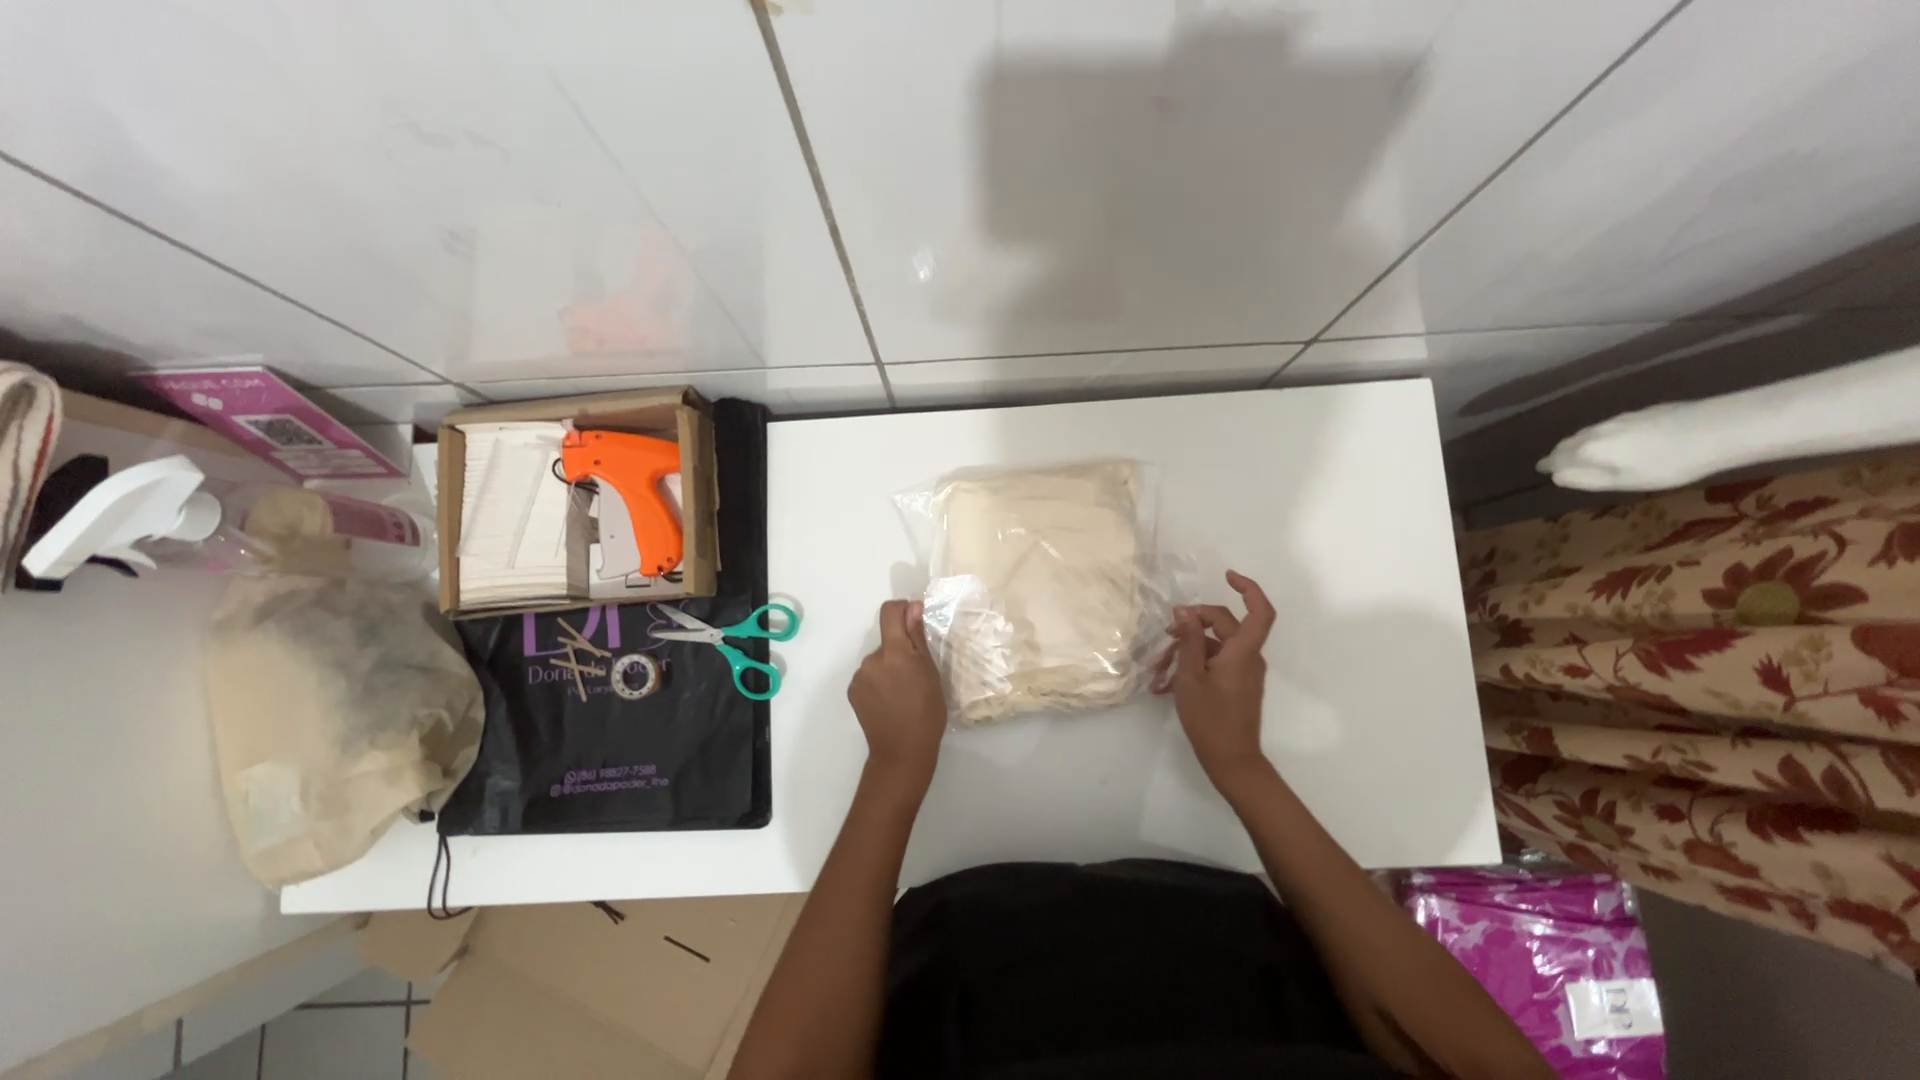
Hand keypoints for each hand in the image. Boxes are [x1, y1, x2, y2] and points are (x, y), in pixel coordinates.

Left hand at [848, 599, 947, 783]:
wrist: (902, 752)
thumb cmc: (927, 713)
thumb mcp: (930, 673)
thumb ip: (918, 637)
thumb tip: (913, 607)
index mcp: (894, 652)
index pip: (890, 611)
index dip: (903, 610)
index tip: (915, 622)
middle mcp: (872, 659)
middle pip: (887, 640)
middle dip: (900, 649)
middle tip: (917, 674)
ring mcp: (859, 676)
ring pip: (878, 660)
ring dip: (889, 667)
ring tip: (904, 692)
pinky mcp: (853, 691)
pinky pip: (869, 676)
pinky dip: (879, 681)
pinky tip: (890, 701)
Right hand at [1162, 570, 1276, 795]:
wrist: (1231, 760)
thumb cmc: (1210, 718)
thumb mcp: (1191, 676)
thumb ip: (1188, 641)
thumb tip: (1184, 610)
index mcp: (1243, 651)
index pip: (1259, 610)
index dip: (1247, 588)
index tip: (1226, 576)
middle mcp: (1248, 657)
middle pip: (1225, 625)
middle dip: (1192, 625)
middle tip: (1164, 635)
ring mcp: (1243, 672)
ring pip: (1215, 646)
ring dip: (1186, 651)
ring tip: (1157, 670)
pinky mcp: (1236, 686)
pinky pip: (1215, 664)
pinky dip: (1192, 667)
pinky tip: (1165, 684)